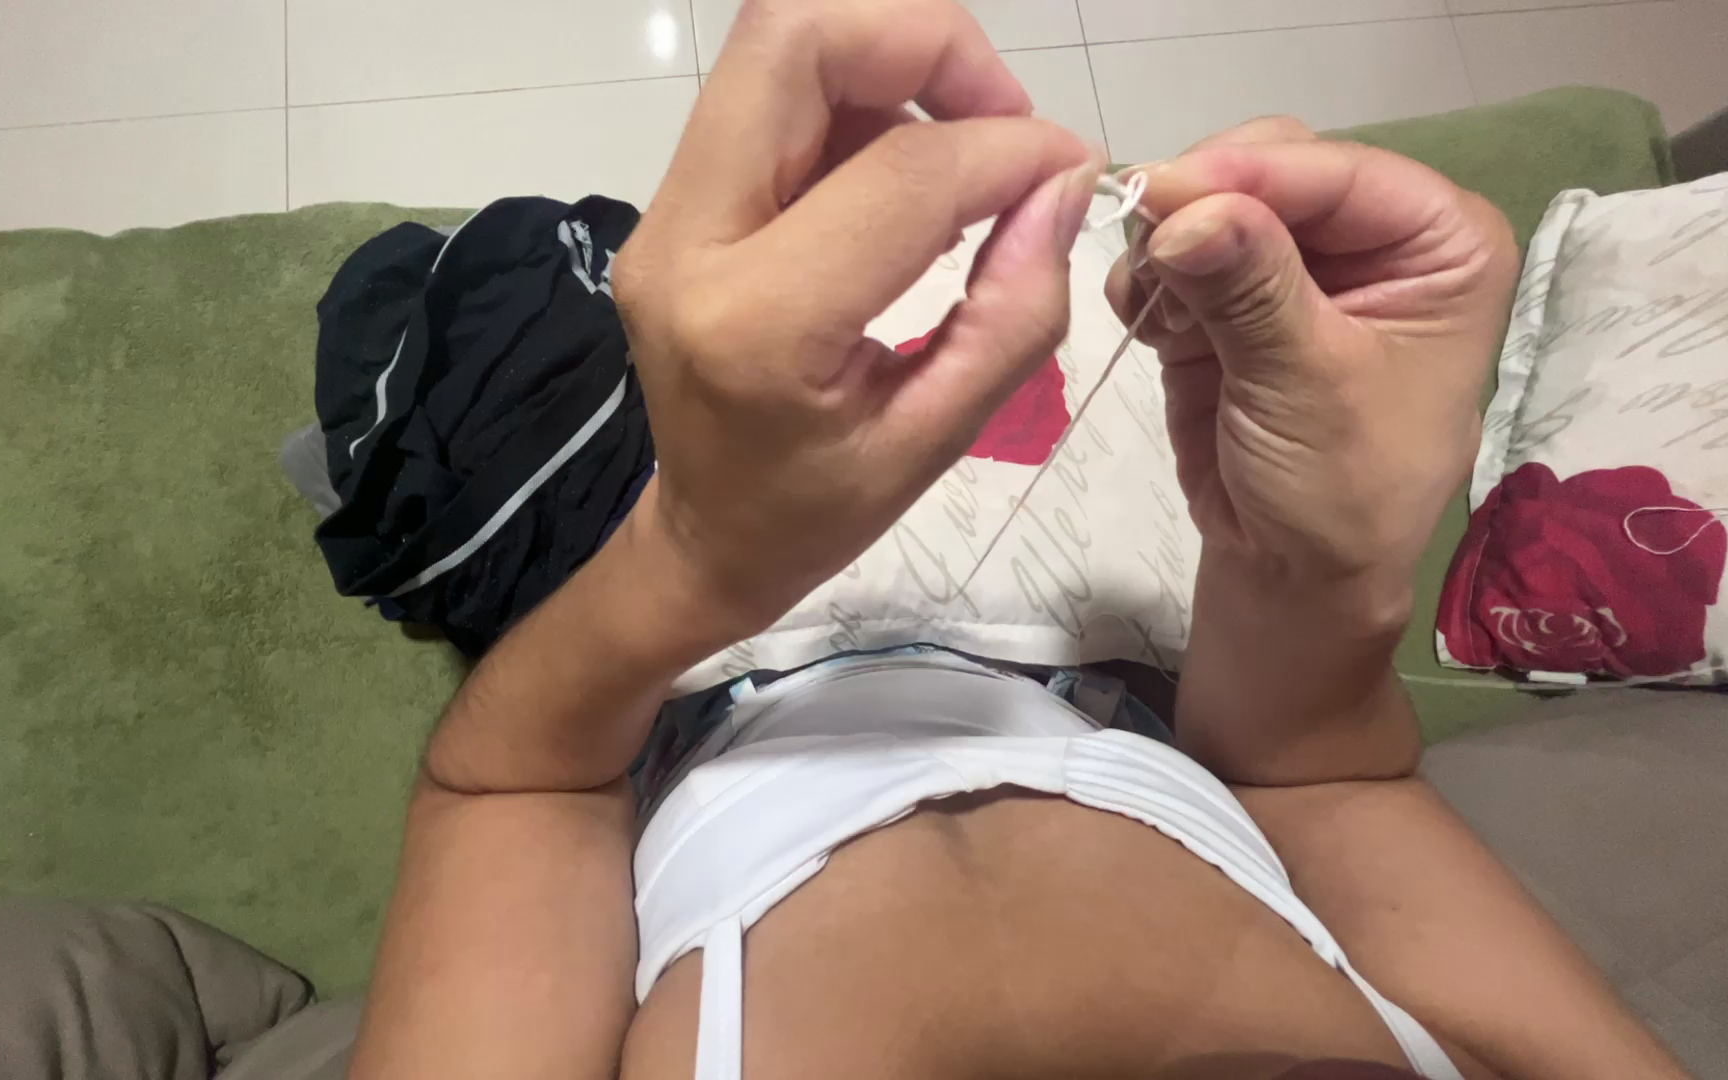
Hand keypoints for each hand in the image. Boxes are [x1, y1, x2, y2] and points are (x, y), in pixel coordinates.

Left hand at [613, 0, 1096, 636]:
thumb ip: (1011, 319)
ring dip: (885, 71)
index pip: (899, 175)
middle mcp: (685, 249)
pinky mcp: (667, 219)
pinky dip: (847, 111)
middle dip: (925, 43)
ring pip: (774, 58)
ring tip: (953, 160)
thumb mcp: (930, 444)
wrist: (707, 539)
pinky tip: (892, 184)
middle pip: (795, 39)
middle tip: (997, 122)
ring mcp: (661, 225)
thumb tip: (1061, 188)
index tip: (1065, 172)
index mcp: (757, 326)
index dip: (1005, 150)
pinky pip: (761, 109)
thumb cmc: (814, 517)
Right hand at [1106, 118, 1518, 620]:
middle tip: (1143, 250)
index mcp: (1430, 244)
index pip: (1332, 174)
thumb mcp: (1306, 385)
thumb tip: (1178, 216)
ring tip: (1151, 315)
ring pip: (1203, 218)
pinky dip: (1143, 288)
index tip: (1155, 193)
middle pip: (1263, 177)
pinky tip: (1146, 327)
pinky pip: (1168, 271)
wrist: (1284, 564)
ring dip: (1160, 253)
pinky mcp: (1217, 315)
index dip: (1244, 175)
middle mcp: (1357, 246)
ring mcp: (1280, 279)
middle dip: (1196, 208)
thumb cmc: (1335, 485)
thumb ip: (1250, 293)